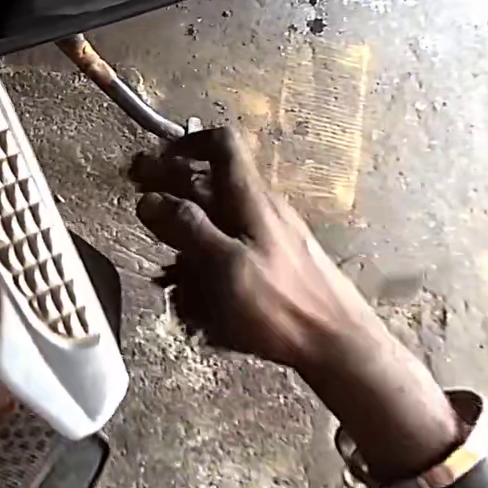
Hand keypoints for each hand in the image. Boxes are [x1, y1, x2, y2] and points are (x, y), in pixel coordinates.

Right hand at [130, 127, 462, 481]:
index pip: (222, 143)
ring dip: (189, 240)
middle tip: (148, 220)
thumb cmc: (281, 305)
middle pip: (211, 185)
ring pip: (219, 222)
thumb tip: (148, 199)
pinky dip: (209, 265)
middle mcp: (261, 208)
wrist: (340, 344)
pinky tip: (199, 300)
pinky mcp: (276, 262)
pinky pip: (232, 250)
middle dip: (175, 200)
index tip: (159, 165)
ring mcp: (270, 235)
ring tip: (171, 276)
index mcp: (250, 199)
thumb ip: (188, 229)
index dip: (187, 144)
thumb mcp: (226, 266)